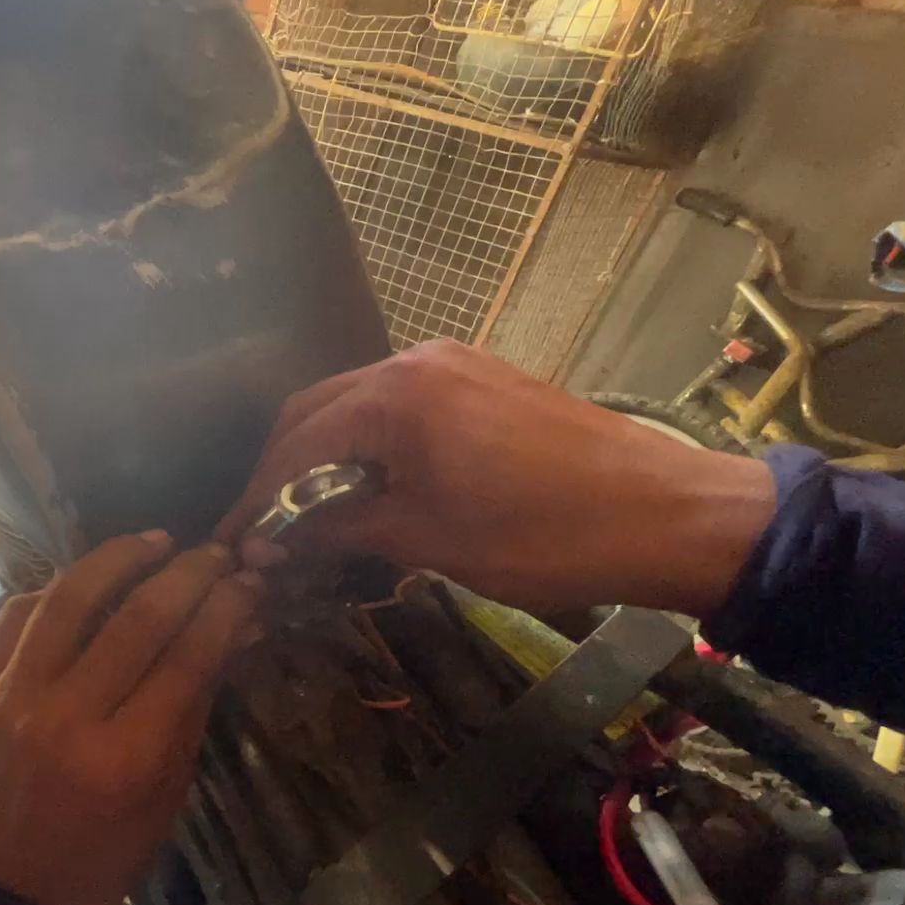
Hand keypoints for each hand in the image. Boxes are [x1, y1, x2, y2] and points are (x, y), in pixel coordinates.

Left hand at [0, 532, 262, 904]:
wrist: (14, 888)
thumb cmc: (109, 846)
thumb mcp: (170, 784)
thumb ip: (198, 696)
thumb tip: (236, 619)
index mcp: (124, 759)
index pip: (187, 657)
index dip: (224, 607)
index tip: (246, 578)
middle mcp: (62, 720)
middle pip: (136, 619)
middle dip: (186, 573)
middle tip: (211, 552)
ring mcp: (8, 699)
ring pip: (69, 597)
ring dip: (118, 557)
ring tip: (155, 540)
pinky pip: (18, 612)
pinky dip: (60, 588)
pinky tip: (90, 579)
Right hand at [214, 340, 776, 615]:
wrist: (670, 514)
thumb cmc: (539, 535)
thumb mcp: (424, 539)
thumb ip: (337, 528)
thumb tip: (269, 542)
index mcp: (392, 397)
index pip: (295, 445)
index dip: (258, 496)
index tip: (234, 538)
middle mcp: (410, 362)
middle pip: (313, 410)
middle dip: (281, 468)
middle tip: (266, 523)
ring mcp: (447, 362)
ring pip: (351, 403)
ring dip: (322, 453)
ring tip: (311, 508)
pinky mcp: (475, 376)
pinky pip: (394, 403)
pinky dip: (365, 442)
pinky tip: (369, 480)